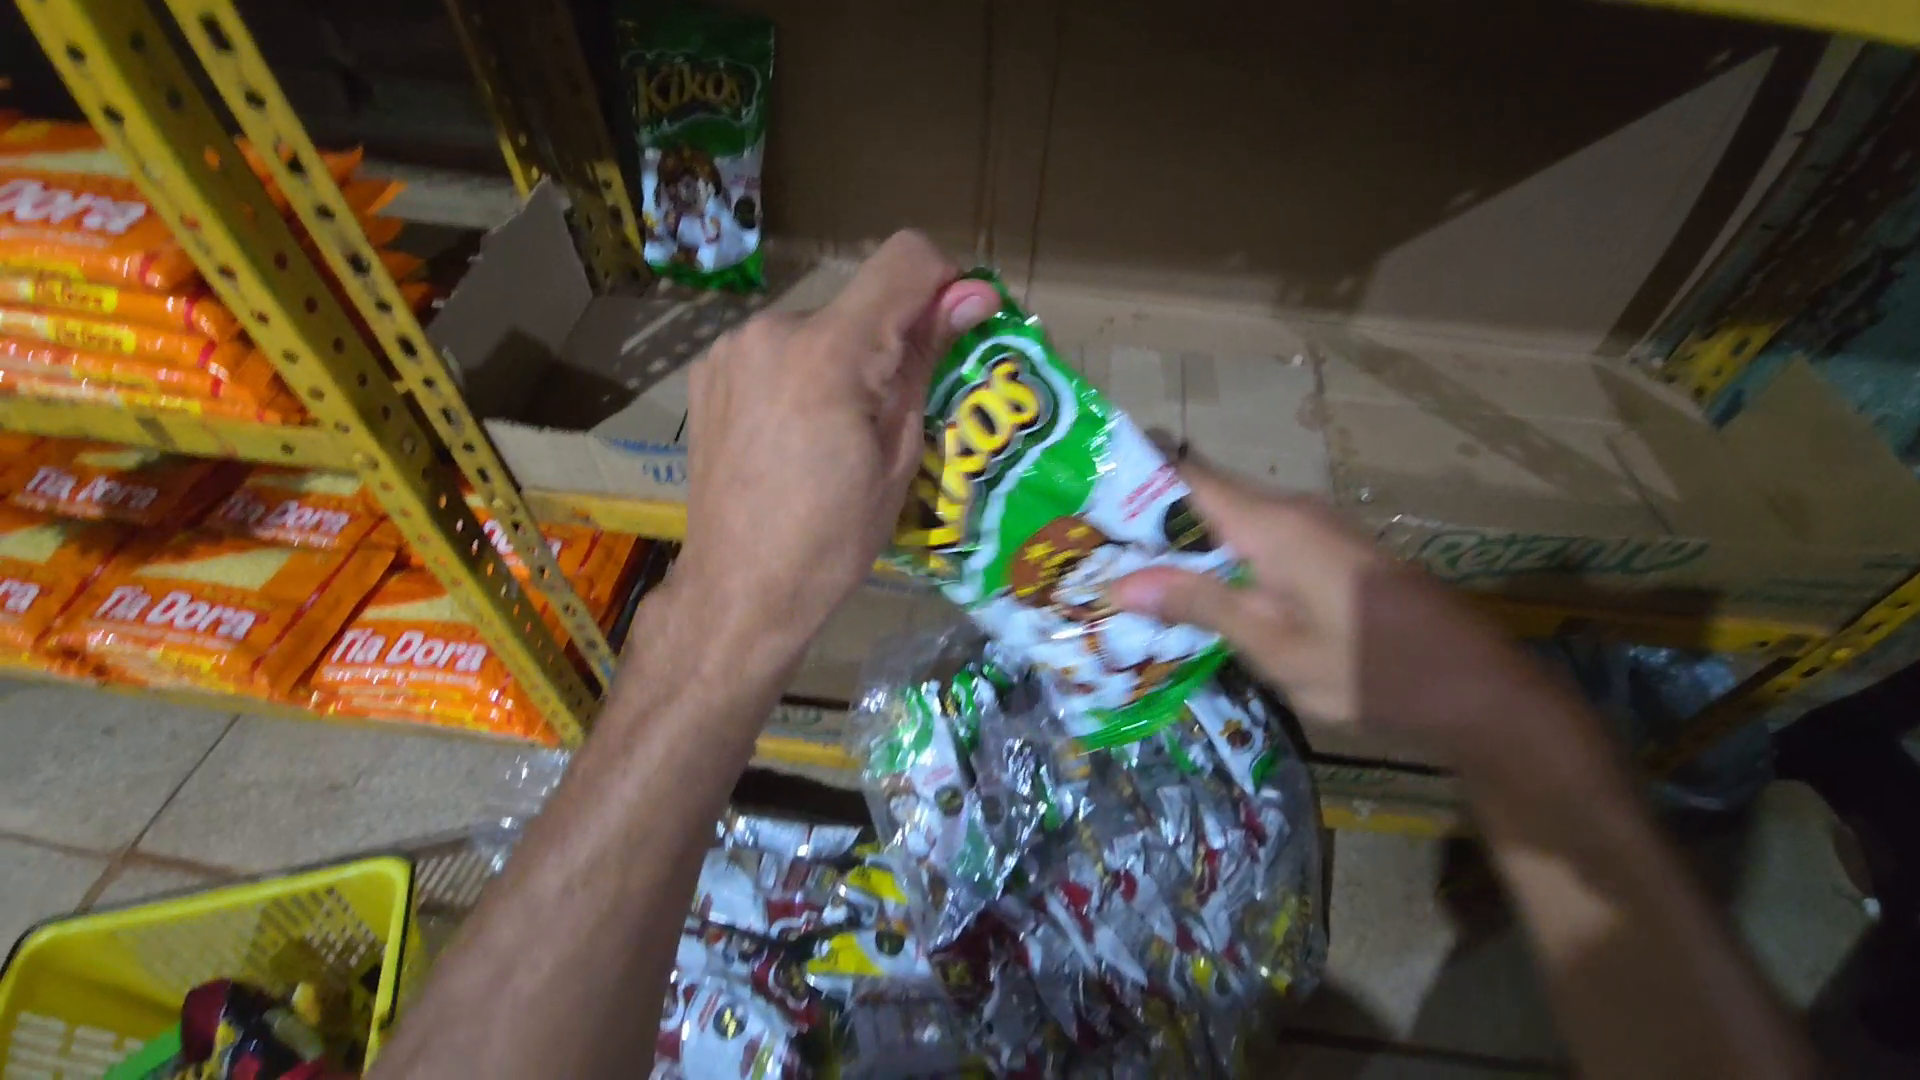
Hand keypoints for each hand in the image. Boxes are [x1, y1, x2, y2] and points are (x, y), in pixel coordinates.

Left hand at [670, 231, 998, 666]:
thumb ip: (926, 361)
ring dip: (842, 358)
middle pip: (859, 300)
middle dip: (888, 340)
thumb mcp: (898, 454)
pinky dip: (801, 373)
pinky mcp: (708, 372)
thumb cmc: (833, 540)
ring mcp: (730, 349)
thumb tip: (974, 294)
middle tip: (892, 412)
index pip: (904, 260)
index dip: (944, 281)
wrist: (740, 590)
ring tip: (838, 432)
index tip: (955, 328)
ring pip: (817, 326)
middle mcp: (770, 329)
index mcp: (827, 352)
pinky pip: (776, 349)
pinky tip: (795, 433)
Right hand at [1109, 454, 1545, 766]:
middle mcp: (1287, 511)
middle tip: (1091, 553)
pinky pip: (1252, 541)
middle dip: (1145, 522)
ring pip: (1225, 522)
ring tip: (1127, 577)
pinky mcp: (1324, 553)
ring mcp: (1310, 530)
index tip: (1082, 499)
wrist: (1472, 688)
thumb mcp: (1273, 645)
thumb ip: (1198, 604)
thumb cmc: (1367, 667)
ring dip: (1179, 546)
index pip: (1184, 477)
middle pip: (1200, 498)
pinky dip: (1214, 561)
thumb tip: (1120, 581)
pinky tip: (1191, 596)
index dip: (1132, 480)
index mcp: (1269, 523)